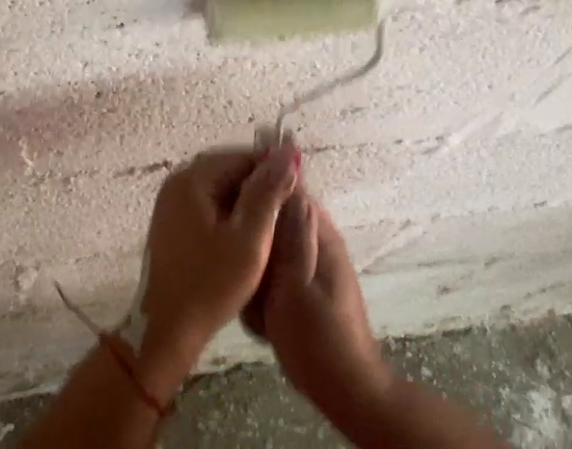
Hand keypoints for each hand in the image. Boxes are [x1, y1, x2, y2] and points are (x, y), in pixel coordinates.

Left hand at [129, 145, 300, 357]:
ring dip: (247, 203)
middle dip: (259, 187)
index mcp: (191, 179)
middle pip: (229, 169)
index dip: (273, 172)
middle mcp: (177, 182)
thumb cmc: (212, 283)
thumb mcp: (249, 239)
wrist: (169, 326)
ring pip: (220, 189)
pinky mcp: (173, 222)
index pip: (241, 157)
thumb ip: (268, 193)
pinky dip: (231, 215)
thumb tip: (288, 153)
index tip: (297, 197)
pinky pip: (209, 205)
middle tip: (286, 217)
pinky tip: (249, 238)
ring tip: (272, 229)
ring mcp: (172, 202)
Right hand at [243, 189, 390, 407]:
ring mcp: (309, 266)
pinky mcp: (300, 288)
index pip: (289, 188)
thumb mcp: (295, 285)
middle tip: (231, 252)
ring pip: (268, 247)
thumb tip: (289, 181)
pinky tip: (252, 306)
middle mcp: (317, 243)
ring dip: (253, 263)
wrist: (344, 390)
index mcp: (320, 236)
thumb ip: (292, 236)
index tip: (227, 196)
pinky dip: (260, 285)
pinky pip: (271, 273)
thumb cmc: (318, 338)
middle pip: (274, 217)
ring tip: (242, 286)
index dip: (258, 185)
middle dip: (251, 232)